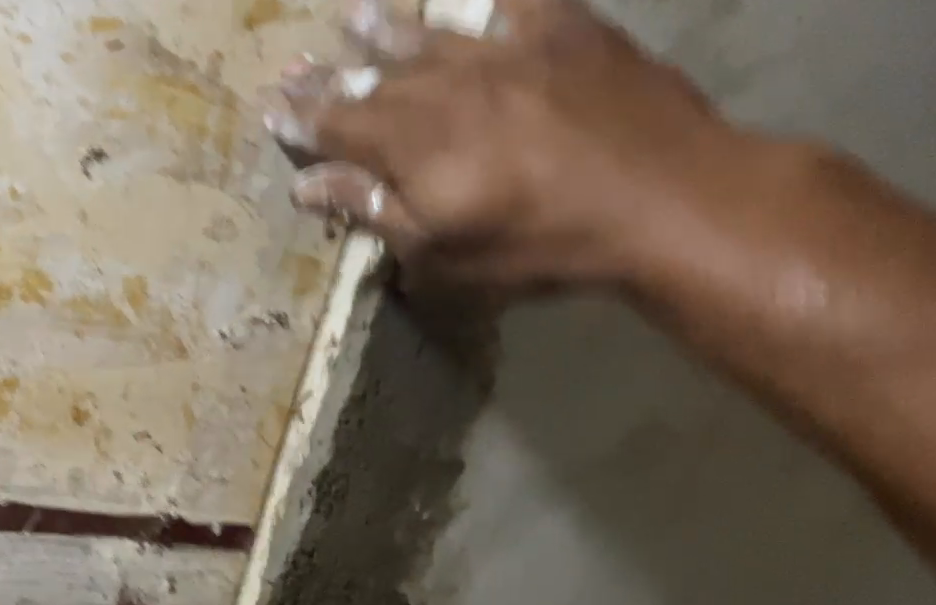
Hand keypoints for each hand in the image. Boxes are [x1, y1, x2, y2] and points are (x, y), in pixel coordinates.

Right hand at [261, 0, 749, 292]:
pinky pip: (509, 1)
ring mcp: (508, 49)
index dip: (302, 120)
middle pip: (375, 77)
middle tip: (295, 69)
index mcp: (413, 144)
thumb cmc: (537, 244)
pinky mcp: (565, 29)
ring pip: (430, 32)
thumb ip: (371, 209)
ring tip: (353, 16)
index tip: (271, 110)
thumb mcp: (438, 250)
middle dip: (330, 77)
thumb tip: (308, 185)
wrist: (665, 199)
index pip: (339, 126)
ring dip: (386, 28)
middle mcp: (449, 85)